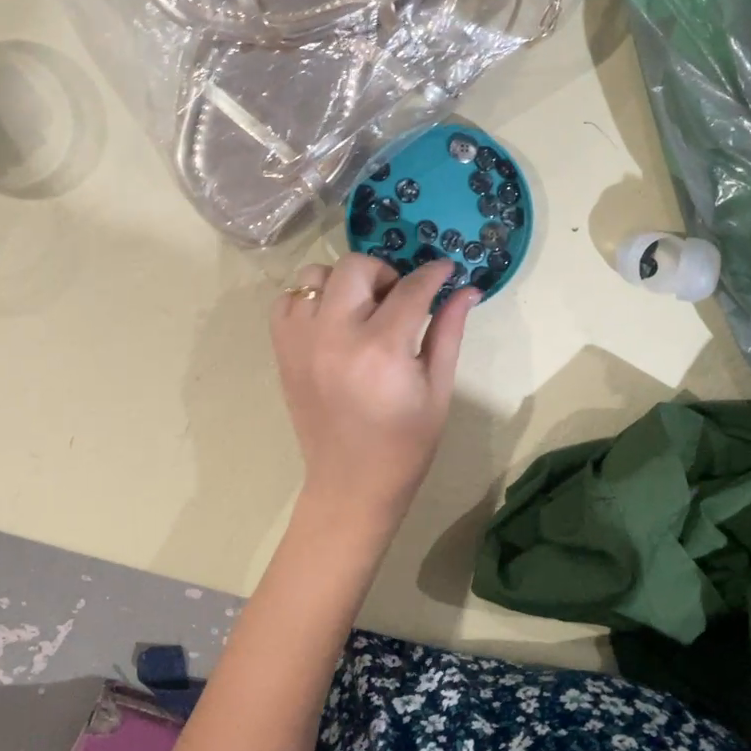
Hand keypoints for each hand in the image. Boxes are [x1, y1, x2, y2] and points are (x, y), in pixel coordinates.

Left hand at [271, 256, 478, 534]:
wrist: (352, 484)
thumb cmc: (405, 444)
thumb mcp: (438, 389)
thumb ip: (449, 333)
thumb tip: (468, 289)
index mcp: (382, 350)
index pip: (411, 289)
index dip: (433, 274)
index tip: (445, 269)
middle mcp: (335, 336)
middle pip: (356, 267)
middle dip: (385, 272)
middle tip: (399, 297)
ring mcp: (301, 341)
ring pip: (315, 275)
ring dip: (344, 282)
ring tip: (362, 310)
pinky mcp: (282, 351)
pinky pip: (287, 300)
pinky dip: (309, 299)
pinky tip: (331, 321)